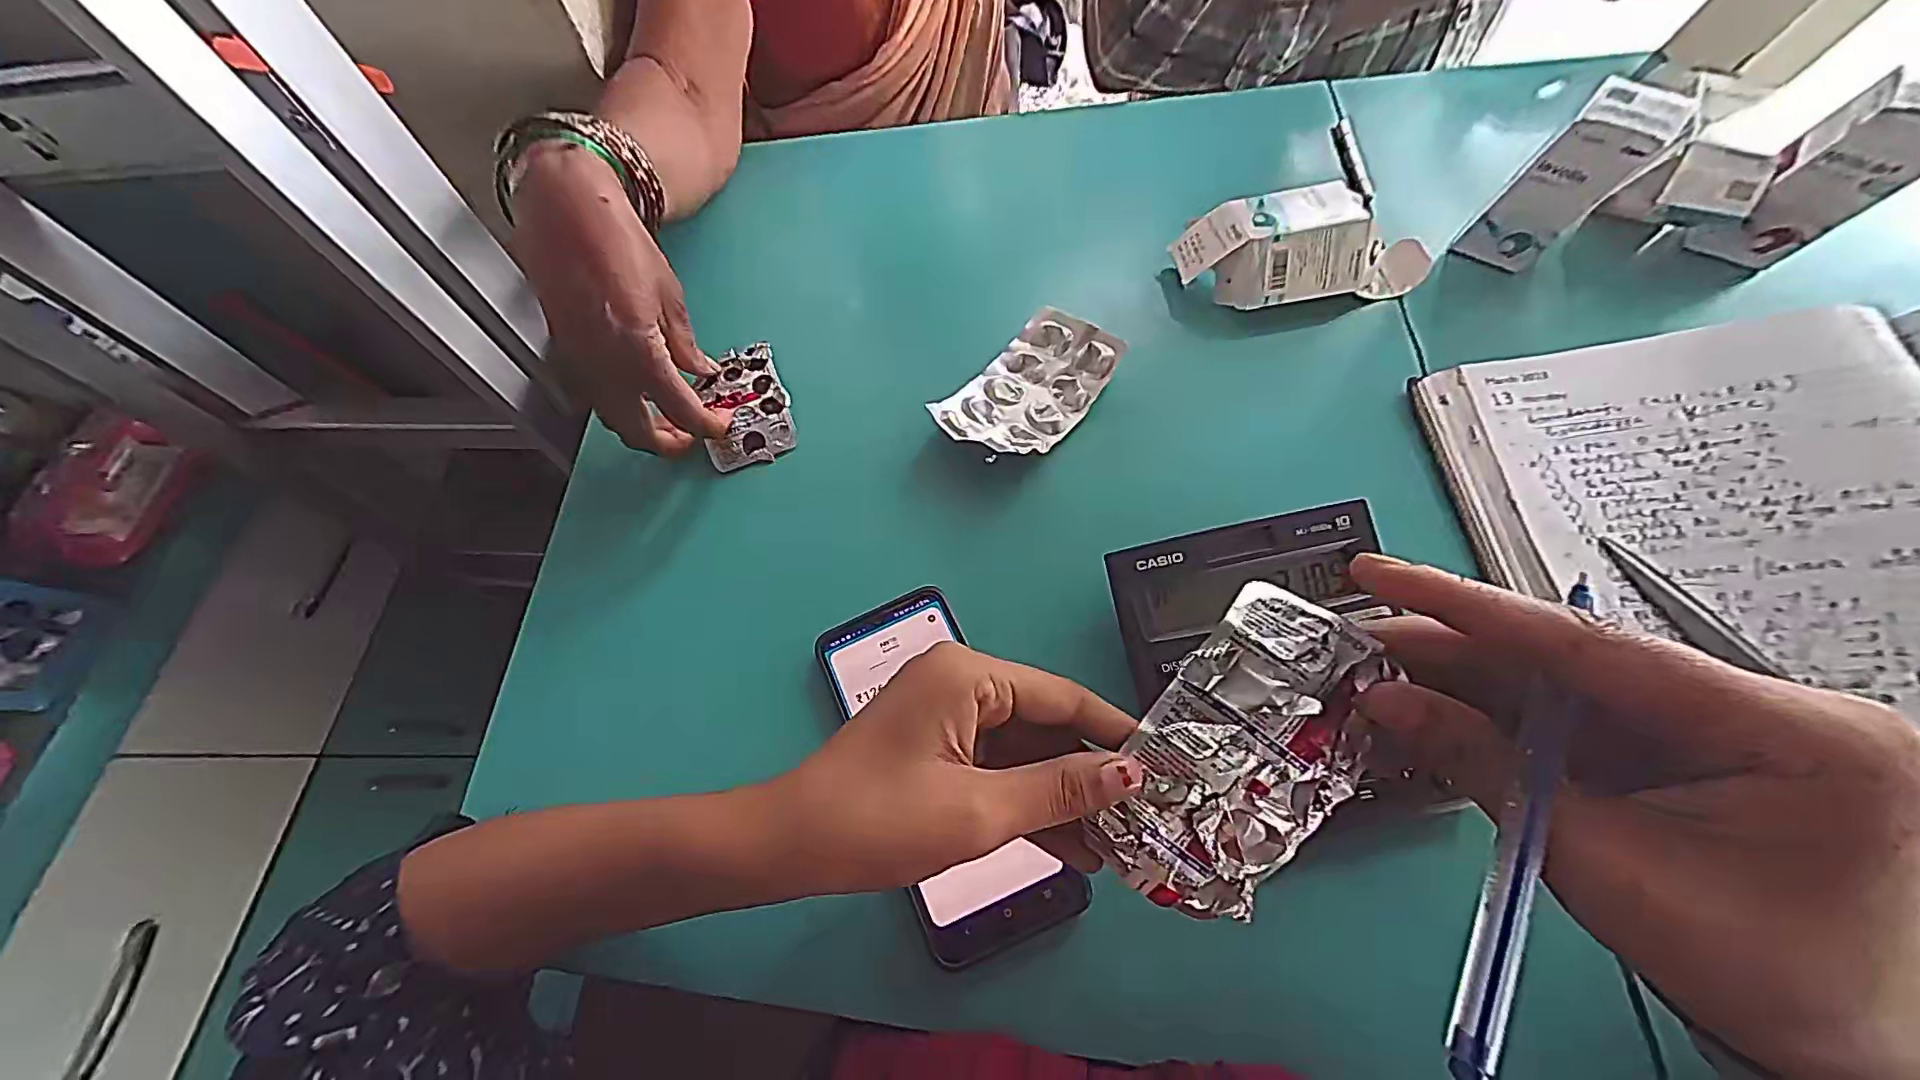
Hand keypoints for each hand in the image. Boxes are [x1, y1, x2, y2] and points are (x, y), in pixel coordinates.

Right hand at [508, 143, 732, 454]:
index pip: (683, 412)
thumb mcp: (669, 298)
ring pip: (614, 420)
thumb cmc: (616, 241)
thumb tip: (701, 370)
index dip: (707, 425)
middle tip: (694, 436)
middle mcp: (605, 369)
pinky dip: (622, 406)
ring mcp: (580, 364)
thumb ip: (685, 345)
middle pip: (640, 433)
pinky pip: (596, 398)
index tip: (721, 425)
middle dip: (671, 443)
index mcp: (639, 355)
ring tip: (671, 421)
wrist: (565, 210)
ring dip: (644, 429)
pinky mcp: (565, 354)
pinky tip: (639, 394)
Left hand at [771, 642, 1142, 893]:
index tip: (1157, 762)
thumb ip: (1060, 789)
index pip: (1061, 695)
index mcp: (967, 674)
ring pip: (1026, 751)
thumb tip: (1124, 774)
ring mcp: (949, 714)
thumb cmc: (873, 818)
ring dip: (1061, 795)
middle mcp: (960, 682)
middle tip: (1137, 815)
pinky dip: (1028, 800)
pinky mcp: (941, 745)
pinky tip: (1069, 841)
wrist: (794, 845)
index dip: (1112, 730)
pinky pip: (999, 766)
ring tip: (1111, 840)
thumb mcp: (980, 809)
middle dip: (1088, 773)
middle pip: (1045, 724)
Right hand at [1348, 554, 1919, 1078]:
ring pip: (1546, 686)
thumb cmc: (1770, 976)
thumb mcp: (1603, 864)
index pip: (1584, 643)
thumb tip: (1394, 704)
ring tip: (1381, 679)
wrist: (1836, 1048)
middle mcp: (1745, 711)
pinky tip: (1429, 713)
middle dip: (1446, 648)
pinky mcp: (1664, 753)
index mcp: (1785, 731)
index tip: (1387, 577)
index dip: (1467, 605)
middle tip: (1364, 642)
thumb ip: (1486, 769)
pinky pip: (1555, 720)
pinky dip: (1485, 718)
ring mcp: (1703, 731)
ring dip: (1455, 684)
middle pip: (1554, 658)